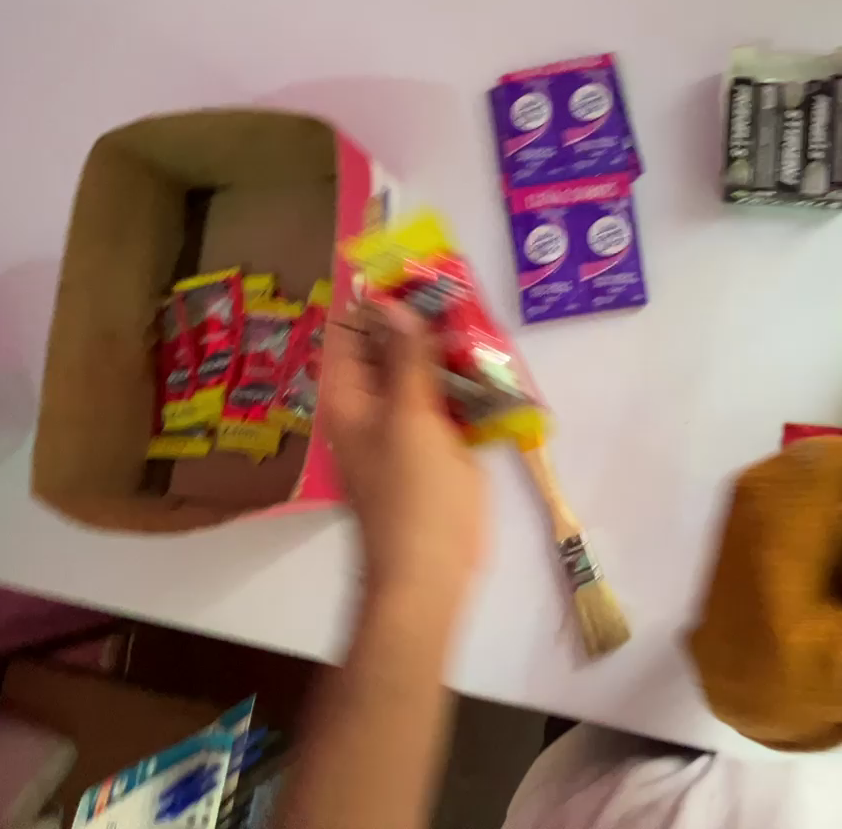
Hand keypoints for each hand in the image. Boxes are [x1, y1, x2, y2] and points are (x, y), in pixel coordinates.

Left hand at [320, 302, 486, 601]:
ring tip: (477, 313)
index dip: (375, 300)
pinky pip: (446, 399)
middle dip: (419, 319)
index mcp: (351, 398)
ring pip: (422, 371)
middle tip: (456, 285)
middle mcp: (373, 405)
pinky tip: (490, 361)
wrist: (431, 571)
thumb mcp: (409, 419)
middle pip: (389, 348)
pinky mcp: (437, 444)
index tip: (410, 270)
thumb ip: (406, 361)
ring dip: (446, 347)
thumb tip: (397, 307)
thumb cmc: (413, 496)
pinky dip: (464, 379)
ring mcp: (406, 425)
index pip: (351, 333)